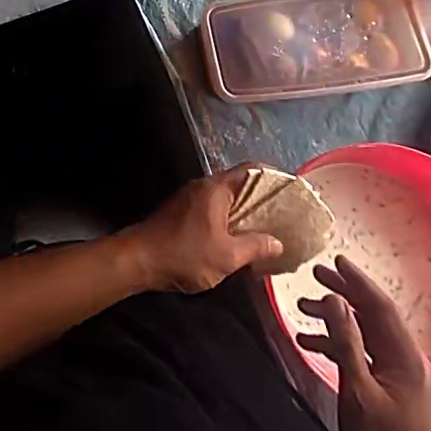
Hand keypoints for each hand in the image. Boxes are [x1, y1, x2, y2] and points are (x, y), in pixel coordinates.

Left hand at [119, 167, 282, 293]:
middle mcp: (202, 187)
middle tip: (286, 216)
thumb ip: (255, 246)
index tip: (292, 191)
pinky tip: (241, 240)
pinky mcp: (182, 213)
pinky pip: (213, 210)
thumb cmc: (184, 254)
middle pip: (239, 185)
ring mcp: (190, 199)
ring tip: (269, 230)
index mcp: (215, 189)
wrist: (138, 259)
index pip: (250, 170)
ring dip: (246, 212)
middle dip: (263, 199)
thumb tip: (278, 241)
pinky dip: (230, 220)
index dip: (273, 177)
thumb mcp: (226, 256)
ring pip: (226, 199)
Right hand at [295, 256, 430, 430]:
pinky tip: (315, 347)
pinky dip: (346, 348)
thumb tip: (333, 297)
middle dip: (344, 296)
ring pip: (373, 339)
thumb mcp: (358, 392)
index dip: (358, 280)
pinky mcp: (406, 398)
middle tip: (314, 275)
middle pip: (377, 320)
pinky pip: (374, 360)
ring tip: (303, 311)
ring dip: (339, 323)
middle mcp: (417, 367)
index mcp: (410, 362)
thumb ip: (345, 342)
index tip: (335, 258)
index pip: (382, 308)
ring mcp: (413, 384)